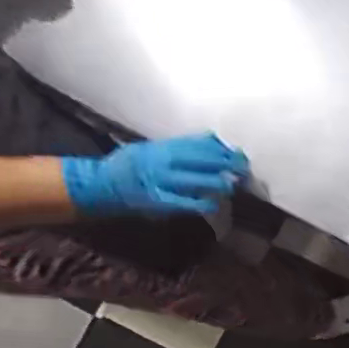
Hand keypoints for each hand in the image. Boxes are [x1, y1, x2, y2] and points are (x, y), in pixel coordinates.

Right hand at [59, 133, 249, 216]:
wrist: (104, 183)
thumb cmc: (134, 165)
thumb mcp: (157, 149)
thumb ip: (183, 148)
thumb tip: (216, 143)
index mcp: (164, 146)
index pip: (199, 144)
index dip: (223, 149)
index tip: (240, 154)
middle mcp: (163, 160)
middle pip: (201, 159)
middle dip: (226, 164)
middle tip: (245, 169)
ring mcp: (159, 180)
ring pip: (195, 179)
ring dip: (217, 182)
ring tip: (233, 184)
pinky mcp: (156, 200)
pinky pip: (182, 202)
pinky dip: (200, 203)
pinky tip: (213, 204)